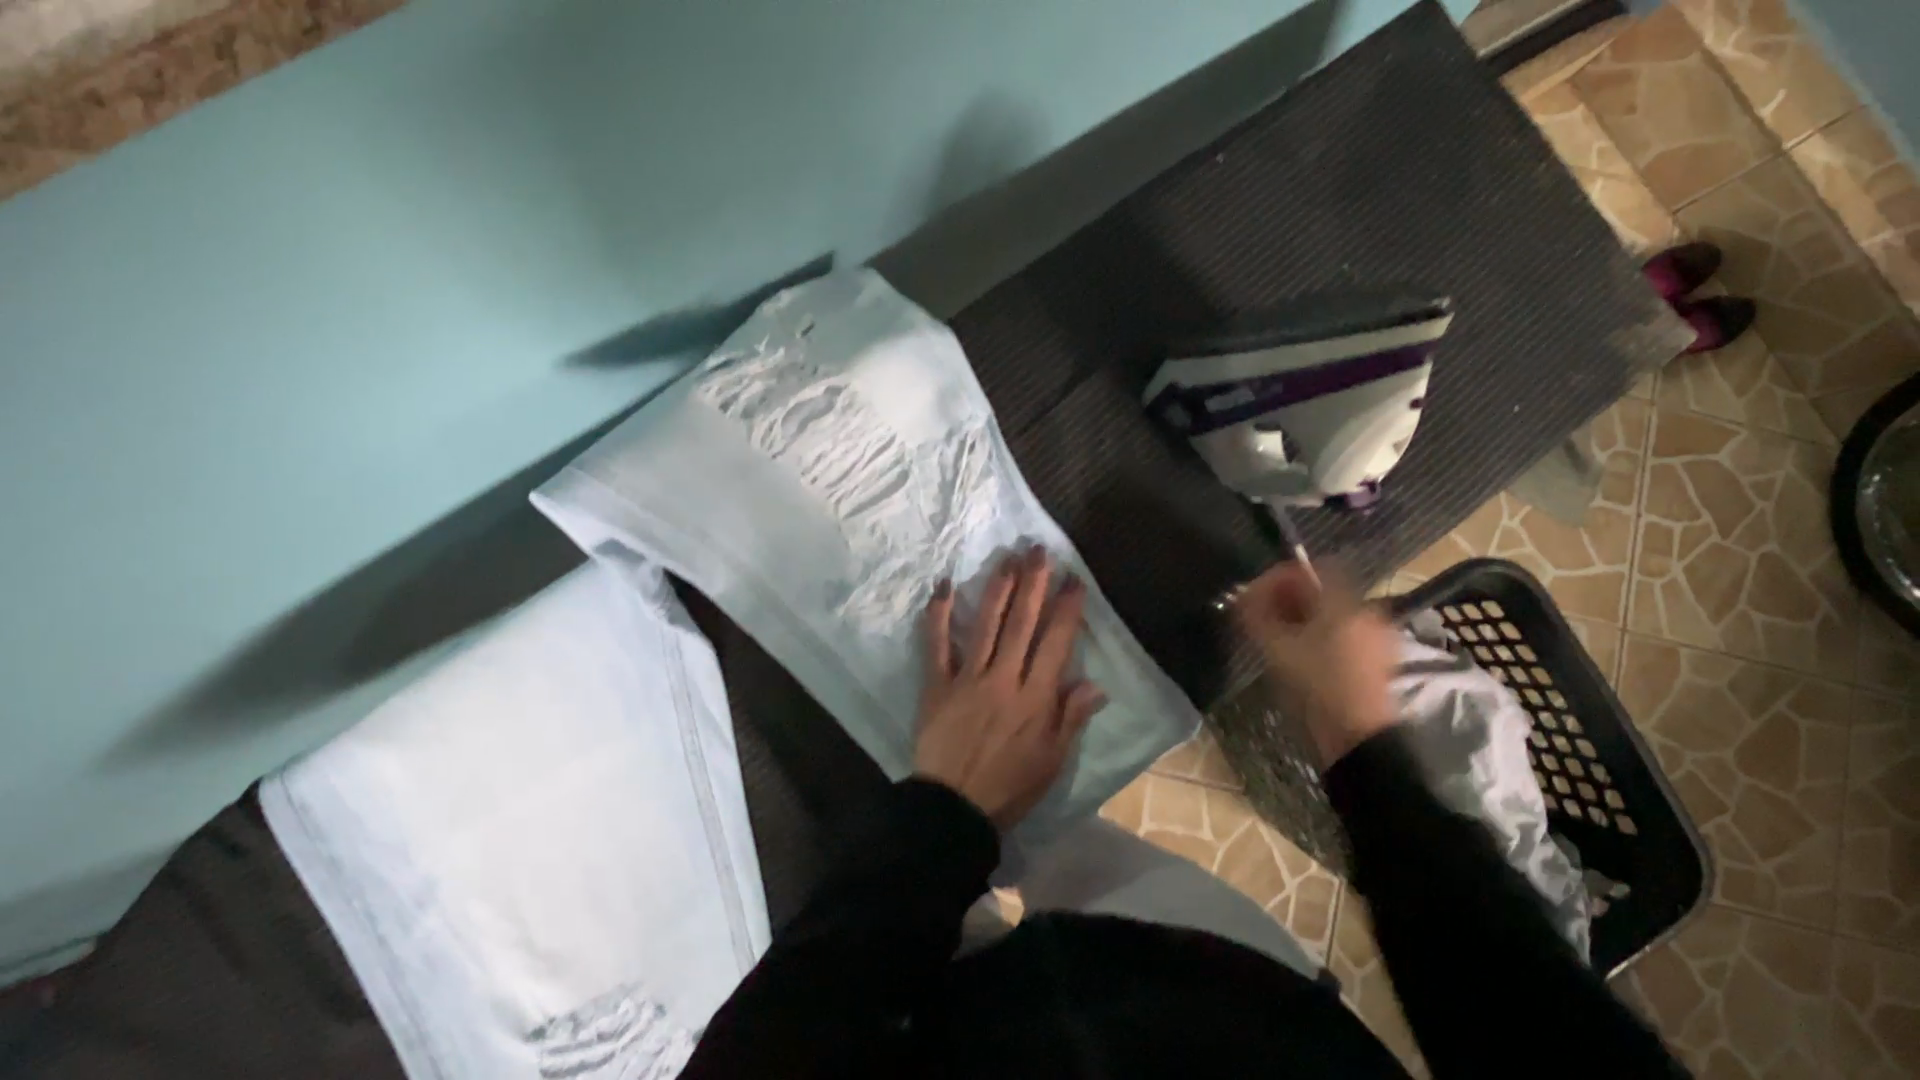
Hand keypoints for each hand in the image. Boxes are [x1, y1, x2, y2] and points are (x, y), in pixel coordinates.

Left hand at [914, 547, 1106, 830]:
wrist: (954, 809)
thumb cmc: (1009, 787)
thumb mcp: (1052, 761)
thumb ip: (1070, 718)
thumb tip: (1094, 683)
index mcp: (1035, 699)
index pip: (1055, 643)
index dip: (1066, 609)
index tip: (1074, 580)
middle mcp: (1004, 679)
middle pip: (1022, 624)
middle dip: (1033, 584)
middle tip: (1039, 551)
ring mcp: (968, 679)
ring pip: (986, 625)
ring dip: (998, 589)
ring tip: (1008, 558)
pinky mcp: (937, 685)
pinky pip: (937, 645)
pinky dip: (939, 615)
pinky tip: (945, 587)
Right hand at [1234, 561, 1398, 767]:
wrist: (1359, 739)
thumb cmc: (1317, 689)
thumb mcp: (1277, 650)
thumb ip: (1256, 616)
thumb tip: (1242, 596)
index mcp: (1344, 603)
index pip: (1309, 569)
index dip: (1278, 576)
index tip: (1256, 594)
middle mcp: (1366, 610)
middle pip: (1323, 591)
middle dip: (1289, 599)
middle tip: (1263, 618)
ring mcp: (1378, 635)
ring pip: (1334, 613)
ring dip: (1305, 618)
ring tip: (1281, 639)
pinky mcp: (1380, 658)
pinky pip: (1345, 633)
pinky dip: (1323, 635)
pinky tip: (1305, 656)